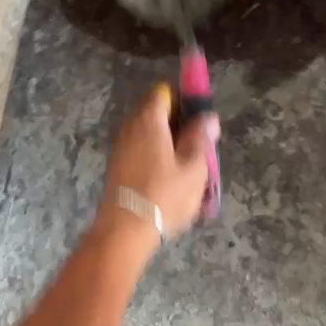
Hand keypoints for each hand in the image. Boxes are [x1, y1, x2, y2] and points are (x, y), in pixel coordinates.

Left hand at [99, 84, 219, 244]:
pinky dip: (157, 160)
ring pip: (150, 136)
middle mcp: (130, 128)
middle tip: (200, 148)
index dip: (185, 100)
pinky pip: (141, 153)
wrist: (123, 232)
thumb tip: (208, 117)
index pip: (165, 92)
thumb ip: (200, 138)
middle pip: (157, 114)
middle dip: (180, 126)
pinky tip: (171, 183)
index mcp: (149, 120)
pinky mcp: (117, 169)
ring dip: (169, 146)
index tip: (201, 118)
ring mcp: (120, 149)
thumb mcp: (194, 167)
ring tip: (189, 170)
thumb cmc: (163, 196)